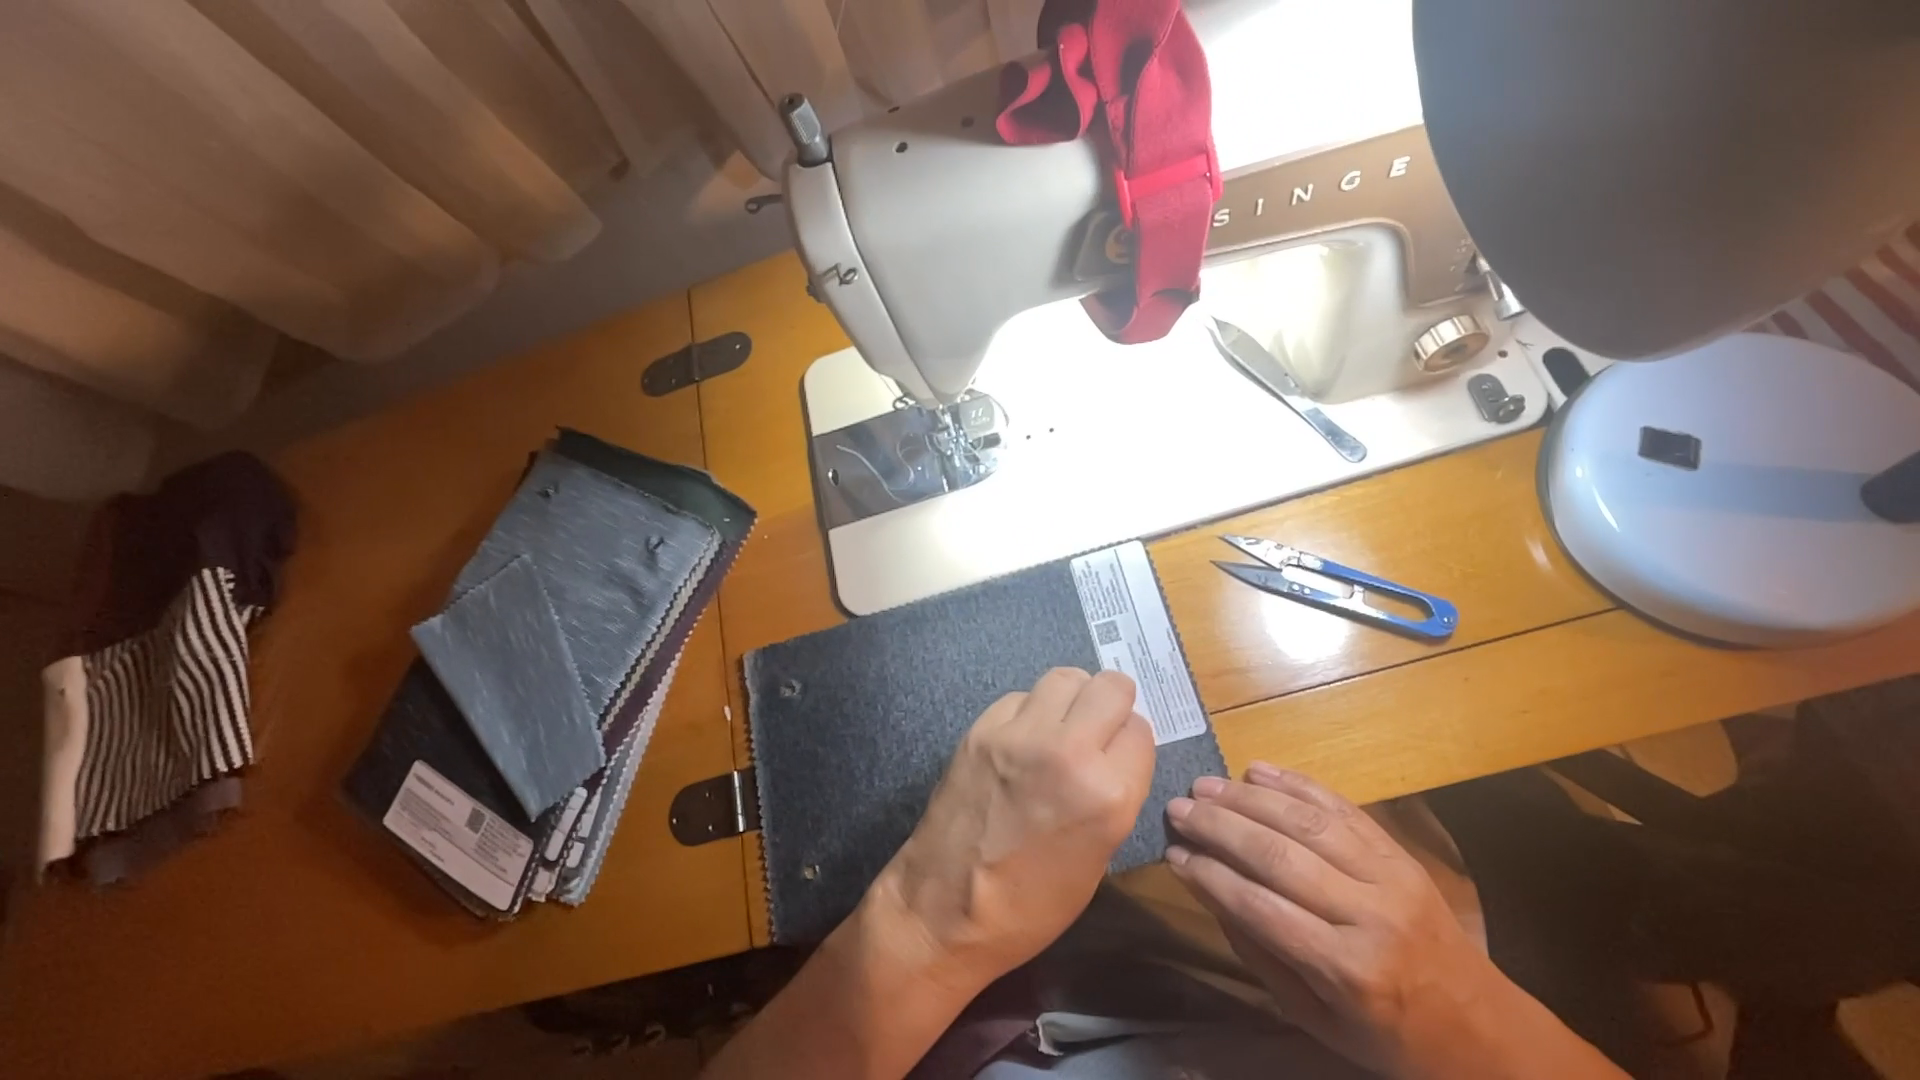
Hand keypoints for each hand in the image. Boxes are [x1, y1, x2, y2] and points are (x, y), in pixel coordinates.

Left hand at [869, 668, 1155, 987]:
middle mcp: (1069, 751)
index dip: (1130, 744)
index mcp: (1109, 793)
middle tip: (1096, 731)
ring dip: (1071, 700)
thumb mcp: (1099, 856)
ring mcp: (1020, 735)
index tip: (1118, 758)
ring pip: (1065, 678)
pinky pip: (1019, 697)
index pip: (1141, 730)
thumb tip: (1114, 753)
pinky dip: (1028, 712)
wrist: (943, 911)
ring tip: (1061, 728)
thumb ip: (1115, 794)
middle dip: (1111, 705)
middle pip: (1110, 687)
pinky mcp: (980, 729)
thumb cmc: (1031, 906)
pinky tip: (1020, 742)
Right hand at [1165, 764, 1621, 1079]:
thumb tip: (1206, 886)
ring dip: (1250, 799)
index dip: (1211, 876)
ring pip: (1308, 823)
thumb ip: (1258, 950)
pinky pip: (1342, 809)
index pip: (1261, 908)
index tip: (1173, 854)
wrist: (1479, 1025)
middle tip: (1178, 808)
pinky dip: (1297, 785)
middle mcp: (1370, 915)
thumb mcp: (1313, 1015)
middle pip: (1280, 856)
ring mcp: (1390, 877)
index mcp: (1347, 969)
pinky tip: (1258, 771)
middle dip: (1220, 827)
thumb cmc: (1385, 1033)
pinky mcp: (1400, 854)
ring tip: (1206, 786)